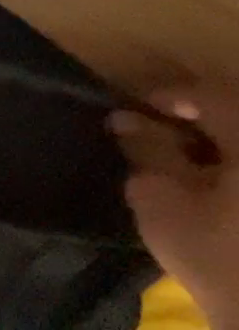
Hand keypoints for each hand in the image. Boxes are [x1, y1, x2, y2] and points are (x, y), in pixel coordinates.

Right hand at [111, 81, 238, 326]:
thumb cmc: (221, 259)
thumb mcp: (163, 202)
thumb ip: (147, 153)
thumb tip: (128, 119)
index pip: (214, 98)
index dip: (173, 96)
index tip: (142, 108)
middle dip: (210, 124)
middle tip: (173, 137)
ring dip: (228, 154)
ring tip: (205, 171)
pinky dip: (237, 179)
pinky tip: (227, 199)